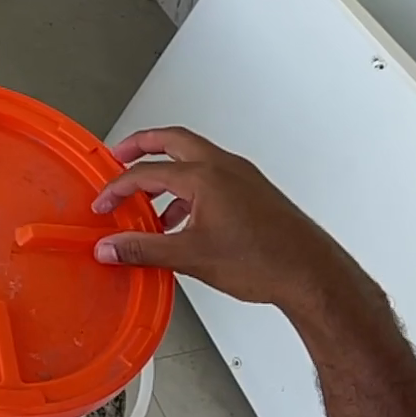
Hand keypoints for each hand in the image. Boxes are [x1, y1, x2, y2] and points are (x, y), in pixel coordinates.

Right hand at [90, 127, 373, 317]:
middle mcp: (225, 168)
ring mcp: (242, 178)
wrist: (312, 275)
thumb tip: (110, 247)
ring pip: (193, 160)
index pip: (146, 172)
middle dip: (141, 146)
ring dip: (166, 173)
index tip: (103, 204)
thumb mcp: (189, 257)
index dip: (117, 188)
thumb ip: (142, 250)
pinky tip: (180, 222)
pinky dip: (187, 190)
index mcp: (205, 176)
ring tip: (147, 201)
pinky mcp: (253, 193)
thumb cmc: (264, 261)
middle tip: (119, 155)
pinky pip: (210, 178)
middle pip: (172, 141)